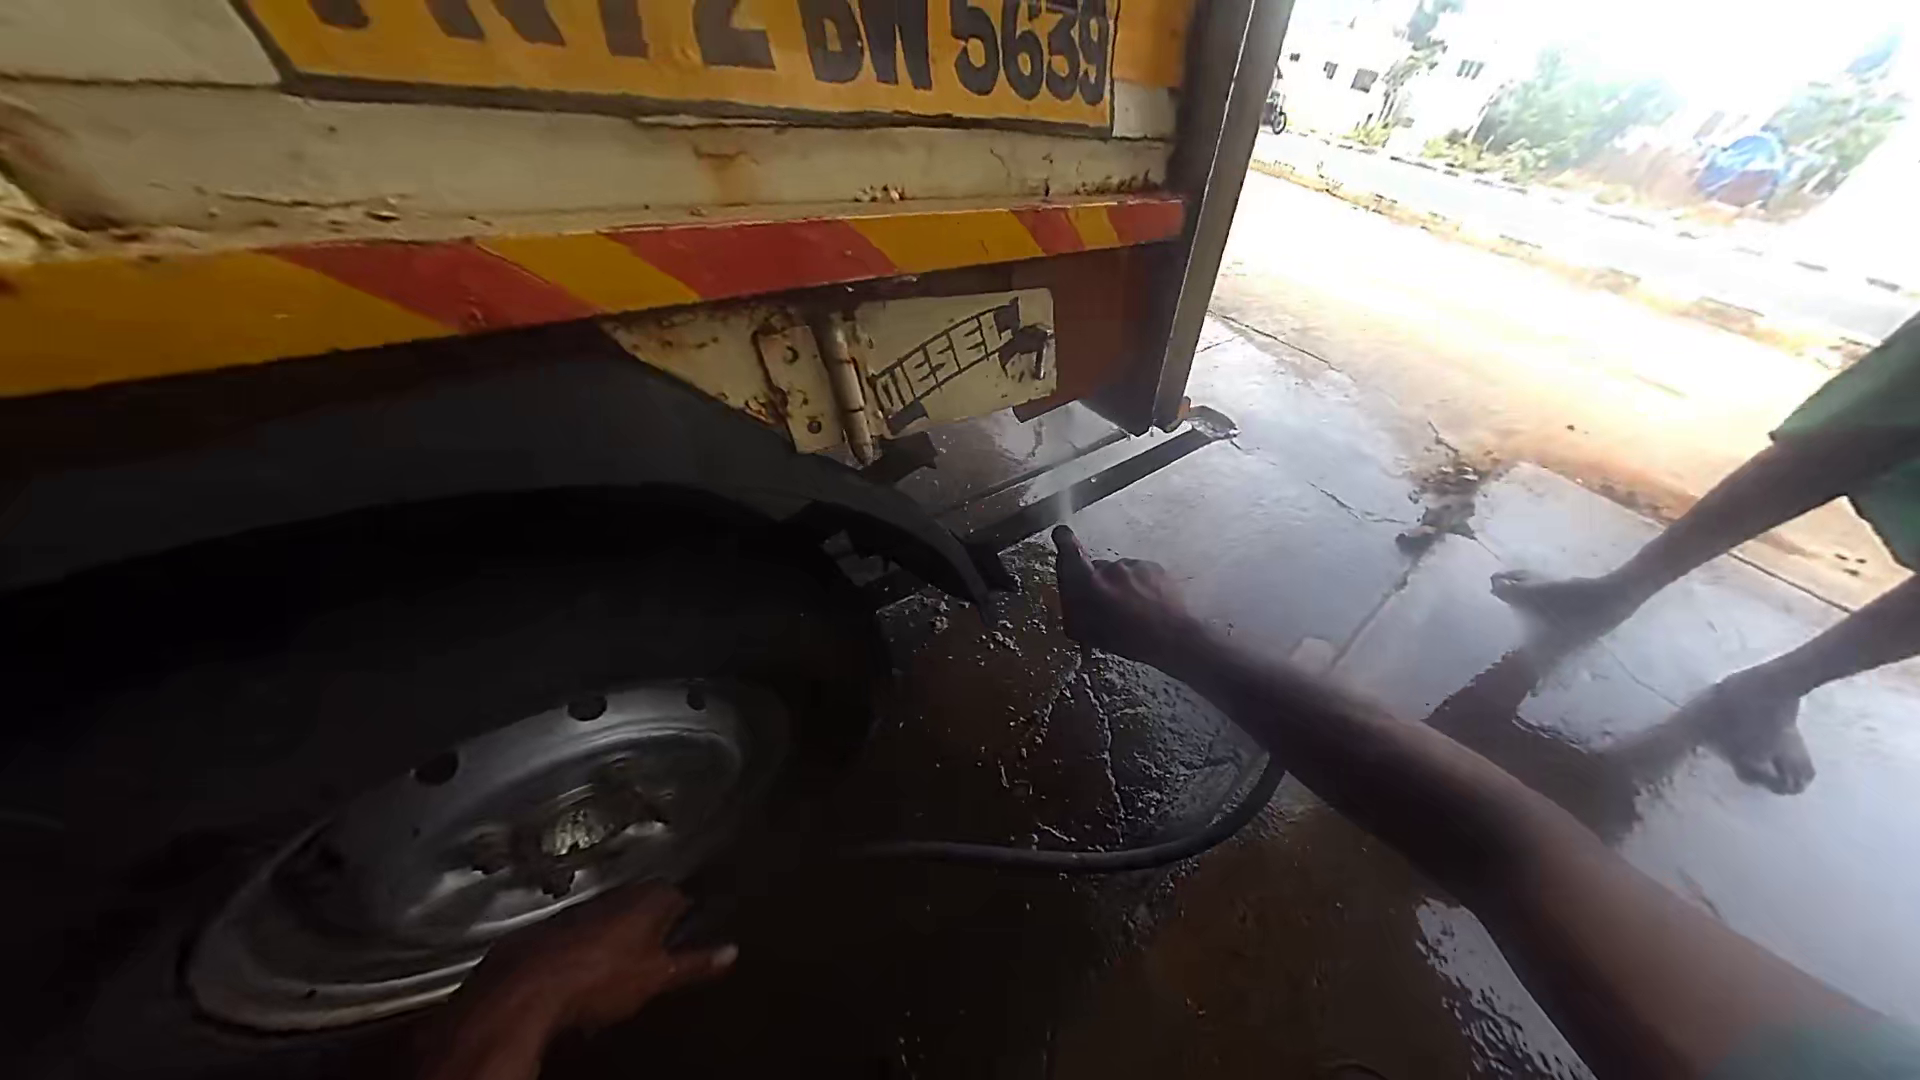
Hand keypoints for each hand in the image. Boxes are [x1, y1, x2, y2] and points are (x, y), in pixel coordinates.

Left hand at [457, 882, 735, 1034]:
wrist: (524, 994)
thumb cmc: (596, 979)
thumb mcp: (659, 976)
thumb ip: (697, 962)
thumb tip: (730, 952)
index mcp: (651, 897)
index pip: (682, 897)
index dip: (685, 918)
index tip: (687, 933)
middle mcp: (618, 893)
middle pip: (645, 905)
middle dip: (650, 928)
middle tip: (653, 958)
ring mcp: (581, 908)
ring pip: (609, 917)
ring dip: (615, 937)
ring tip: (615, 972)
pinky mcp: (549, 929)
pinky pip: (575, 935)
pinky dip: (581, 949)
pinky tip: (579, 975)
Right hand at [1051, 525, 1202, 668]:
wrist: (1174, 638)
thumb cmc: (1132, 640)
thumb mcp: (1092, 634)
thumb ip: (1075, 613)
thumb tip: (1071, 602)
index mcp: (1090, 583)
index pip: (1070, 551)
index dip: (1064, 540)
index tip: (1062, 534)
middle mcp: (1111, 569)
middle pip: (1097, 569)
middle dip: (1099, 583)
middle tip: (1110, 606)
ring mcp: (1134, 566)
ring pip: (1120, 572)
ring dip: (1122, 586)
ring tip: (1134, 610)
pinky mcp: (1154, 567)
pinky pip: (1140, 573)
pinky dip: (1140, 586)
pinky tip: (1148, 605)